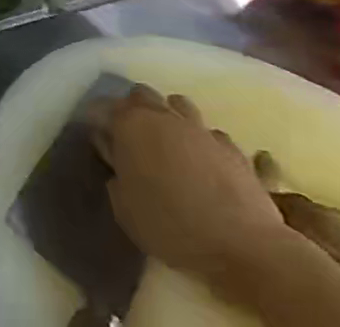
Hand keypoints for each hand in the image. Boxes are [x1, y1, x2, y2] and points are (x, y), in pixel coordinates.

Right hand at [93, 85, 287, 280]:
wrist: (243, 245)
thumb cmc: (171, 225)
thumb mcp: (124, 208)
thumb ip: (116, 176)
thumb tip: (118, 163)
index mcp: (129, 124)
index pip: (101, 108)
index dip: (96, 122)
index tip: (97, 140)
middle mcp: (163, 116)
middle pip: (141, 94)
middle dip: (132, 108)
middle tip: (130, 136)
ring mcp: (201, 128)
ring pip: (179, 103)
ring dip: (169, 116)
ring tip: (168, 141)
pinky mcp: (233, 147)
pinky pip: (211, 132)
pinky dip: (203, 141)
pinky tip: (204, 160)